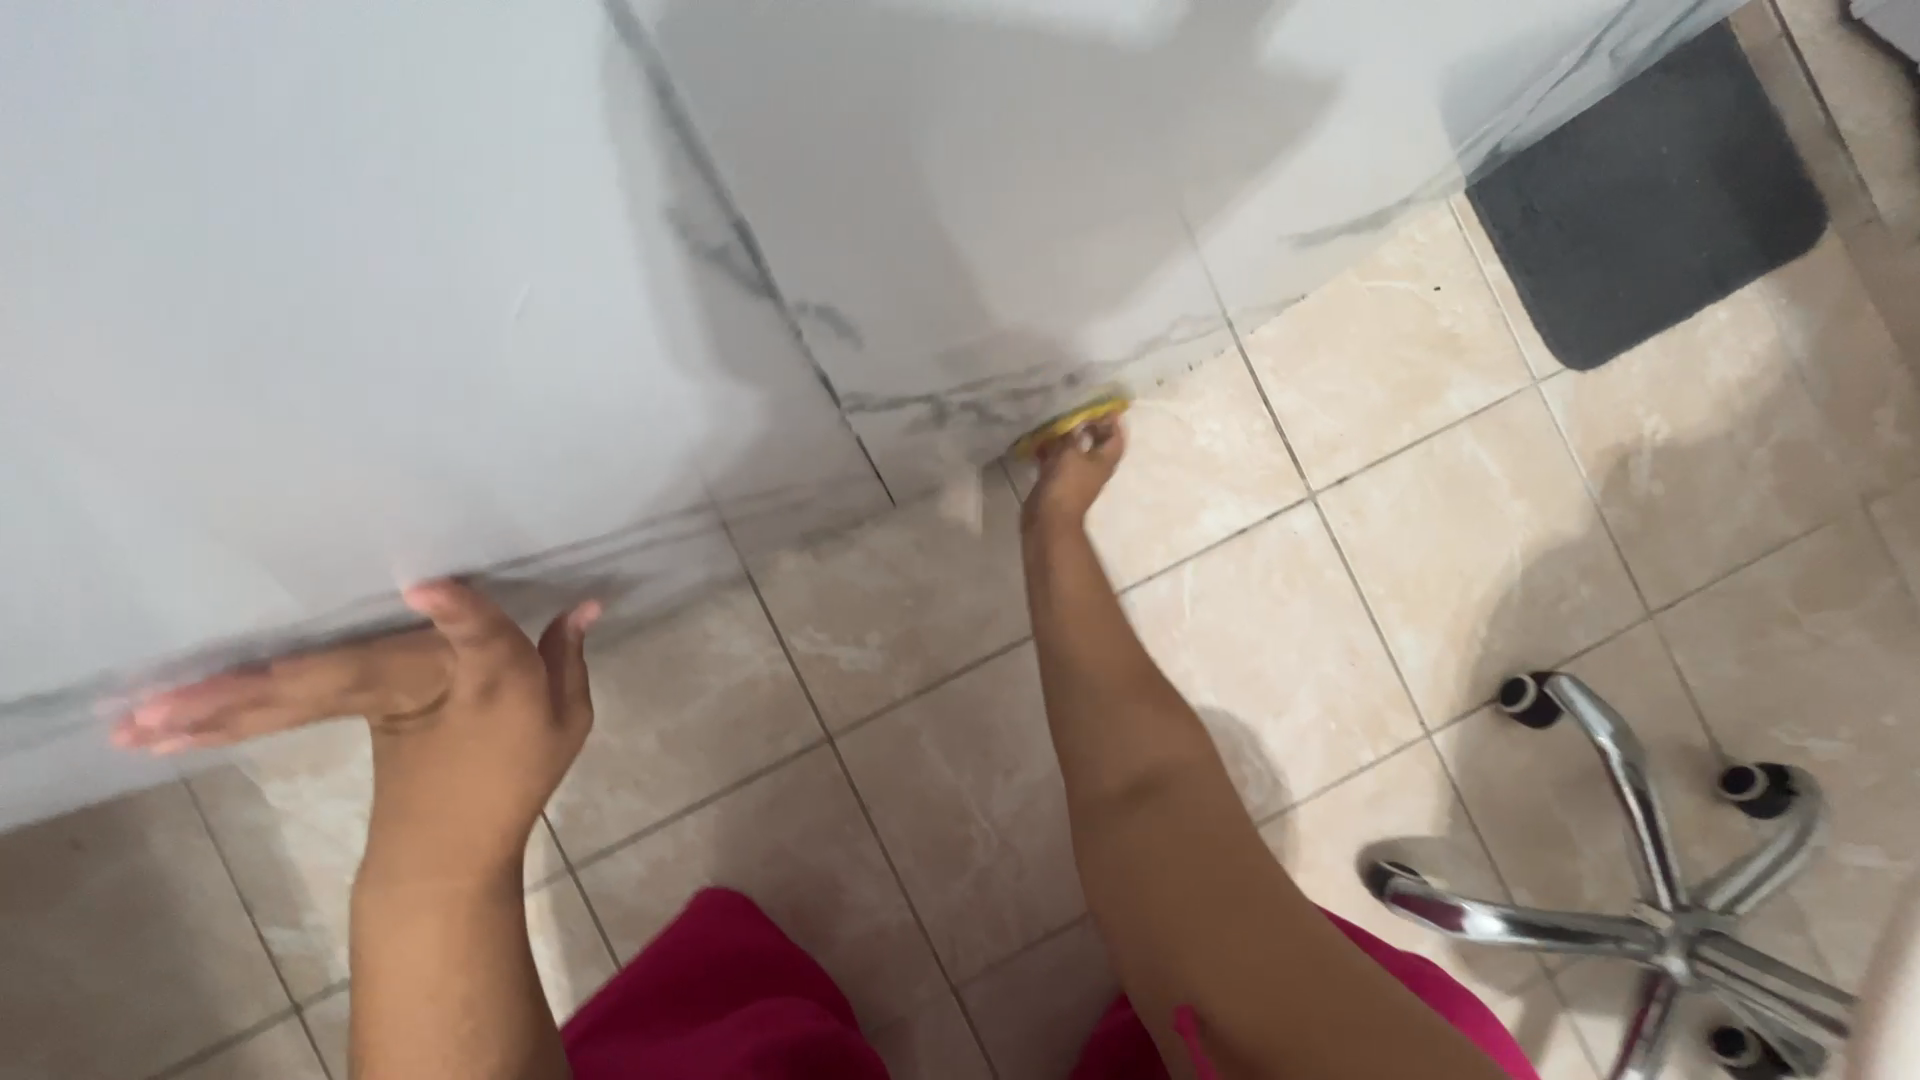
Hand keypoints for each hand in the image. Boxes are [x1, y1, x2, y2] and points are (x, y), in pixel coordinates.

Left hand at [115, 581, 600, 885]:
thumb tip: (584, 604)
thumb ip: (568, 658)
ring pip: (300, 693)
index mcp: (499, 682)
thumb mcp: (570, 718)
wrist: (454, 851)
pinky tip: (158, 721)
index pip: (484, 640)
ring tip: (135, 718)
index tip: (426, 585)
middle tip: (163, 700)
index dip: (459, 615)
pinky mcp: (349, 717)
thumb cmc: (519, 776)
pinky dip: (221, 717)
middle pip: (353, 671)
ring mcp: (380, 705)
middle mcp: (433, 686)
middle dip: (267, 683)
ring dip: (214, 709)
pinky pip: (286, 707)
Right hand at [1022, 416, 1126, 535]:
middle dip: (1088, 425)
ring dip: (1065, 436)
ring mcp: (1073, 474)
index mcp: (1104, 461)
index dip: (1113, 421)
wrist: (1048, 518)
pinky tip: (1037, 438)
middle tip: (1076, 409)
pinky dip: (1048, 449)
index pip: (1116, 437)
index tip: (1101, 405)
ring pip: (1073, 449)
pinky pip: (1054, 459)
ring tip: (1054, 418)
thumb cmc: (1066, 484)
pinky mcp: (1056, 479)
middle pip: (1095, 442)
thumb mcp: (1071, 453)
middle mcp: (1092, 467)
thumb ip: (1073, 434)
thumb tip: (1074, 420)